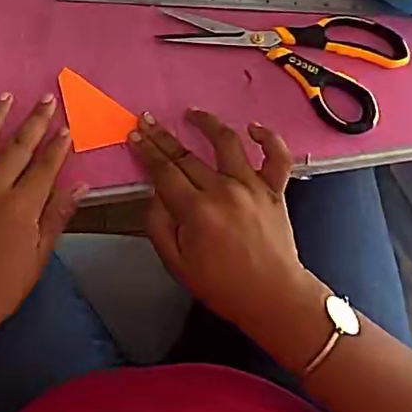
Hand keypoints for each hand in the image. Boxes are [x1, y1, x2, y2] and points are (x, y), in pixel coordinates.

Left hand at [0, 93, 80, 359]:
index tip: (67, 126)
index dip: (58, 145)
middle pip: (19, 147)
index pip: (46, 166)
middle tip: (46, 99)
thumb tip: (81, 184)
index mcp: (22, 207)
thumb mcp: (39, 256)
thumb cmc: (3, 285)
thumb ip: (58, 216)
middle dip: (36, 121)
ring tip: (6, 96)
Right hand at [128, 110, 329, 364]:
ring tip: (192, 113)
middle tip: (148, 121)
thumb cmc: (224, 286)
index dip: (146, 151)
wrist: (274, 298)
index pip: (163, 171)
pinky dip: (268, 138)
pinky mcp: (274, 189)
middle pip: (186, 155)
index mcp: (196, 211)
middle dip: (162, 136)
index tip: (135, 136)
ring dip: (207, 123)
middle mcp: (223, 191)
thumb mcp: (177, 265)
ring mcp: (251, 186)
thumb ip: (159, 226)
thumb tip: (153, 195)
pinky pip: (276, 156)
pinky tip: (254, 127)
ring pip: (227, 142)